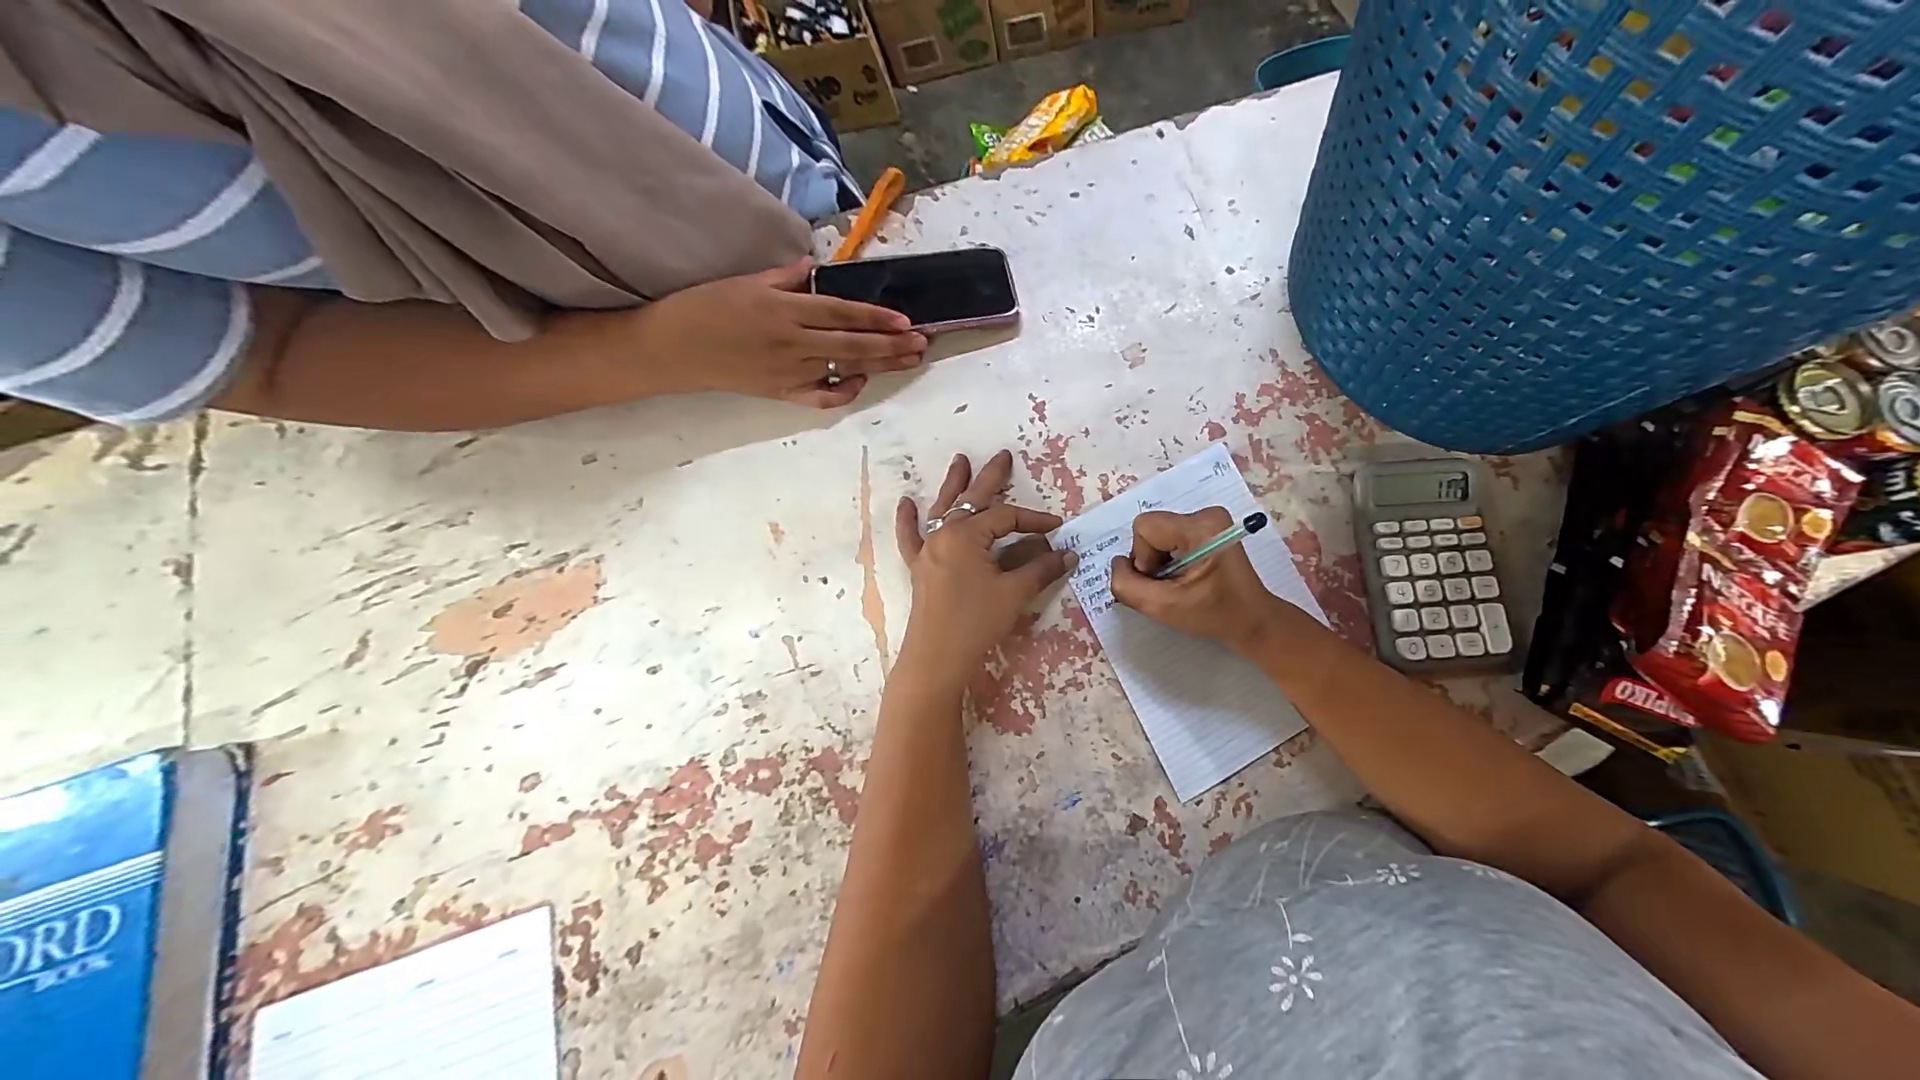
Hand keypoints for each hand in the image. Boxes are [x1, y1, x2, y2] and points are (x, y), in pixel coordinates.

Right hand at [635, 259, 925, 407]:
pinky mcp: (781, 393)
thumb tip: (820, 270)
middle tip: (922, 343)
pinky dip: (842, 392)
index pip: (841, 313)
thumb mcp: (747, 282)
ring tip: (908, 360)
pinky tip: (859, 381)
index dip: (876, 318)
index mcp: (784, 310)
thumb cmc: (706, 308)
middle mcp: (792, 343)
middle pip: (852, 345)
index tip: (905, 321)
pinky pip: (819, 397)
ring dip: (880, 365)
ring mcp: (788, 372)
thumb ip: (787, 277)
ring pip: (844, 369)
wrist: (673, 349)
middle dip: (891, 346)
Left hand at [894, 451, 1073, 685]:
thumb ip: (1041, 569)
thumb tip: (1068, 554)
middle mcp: (943, 534)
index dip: (1033, 520)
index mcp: (966, 535)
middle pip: (972, 500)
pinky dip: (908, 520)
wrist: (937, 656)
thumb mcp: (1014, 593)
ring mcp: (928, 550)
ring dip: (953, 485)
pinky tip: (906, 503)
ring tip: (960, 461)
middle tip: (1003, 456)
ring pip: (942, 509)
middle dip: (991, 478)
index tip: (1056, 528)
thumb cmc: (976, 622)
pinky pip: (910, 538)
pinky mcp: (919, 568)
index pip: (1006, 518)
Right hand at [1108, 508, 1325, 654]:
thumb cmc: (1213, 615)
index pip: (1144, 528)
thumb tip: (1118, 564)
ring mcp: (1209, 519)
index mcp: (1201, 527)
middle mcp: (1206, 514)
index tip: (1164, 582)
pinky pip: (1169, 536)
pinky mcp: (1209, 527)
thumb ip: (1126, 584)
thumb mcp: (1161, 607)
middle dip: (1151, 559)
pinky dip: (1169, 557)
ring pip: (1157, 533)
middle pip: (1150, 529)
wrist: (1253, 621)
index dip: (1143, 558)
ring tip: (1180, 582)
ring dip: (1159, 560)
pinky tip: (1186, 575)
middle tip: (1172, 585)